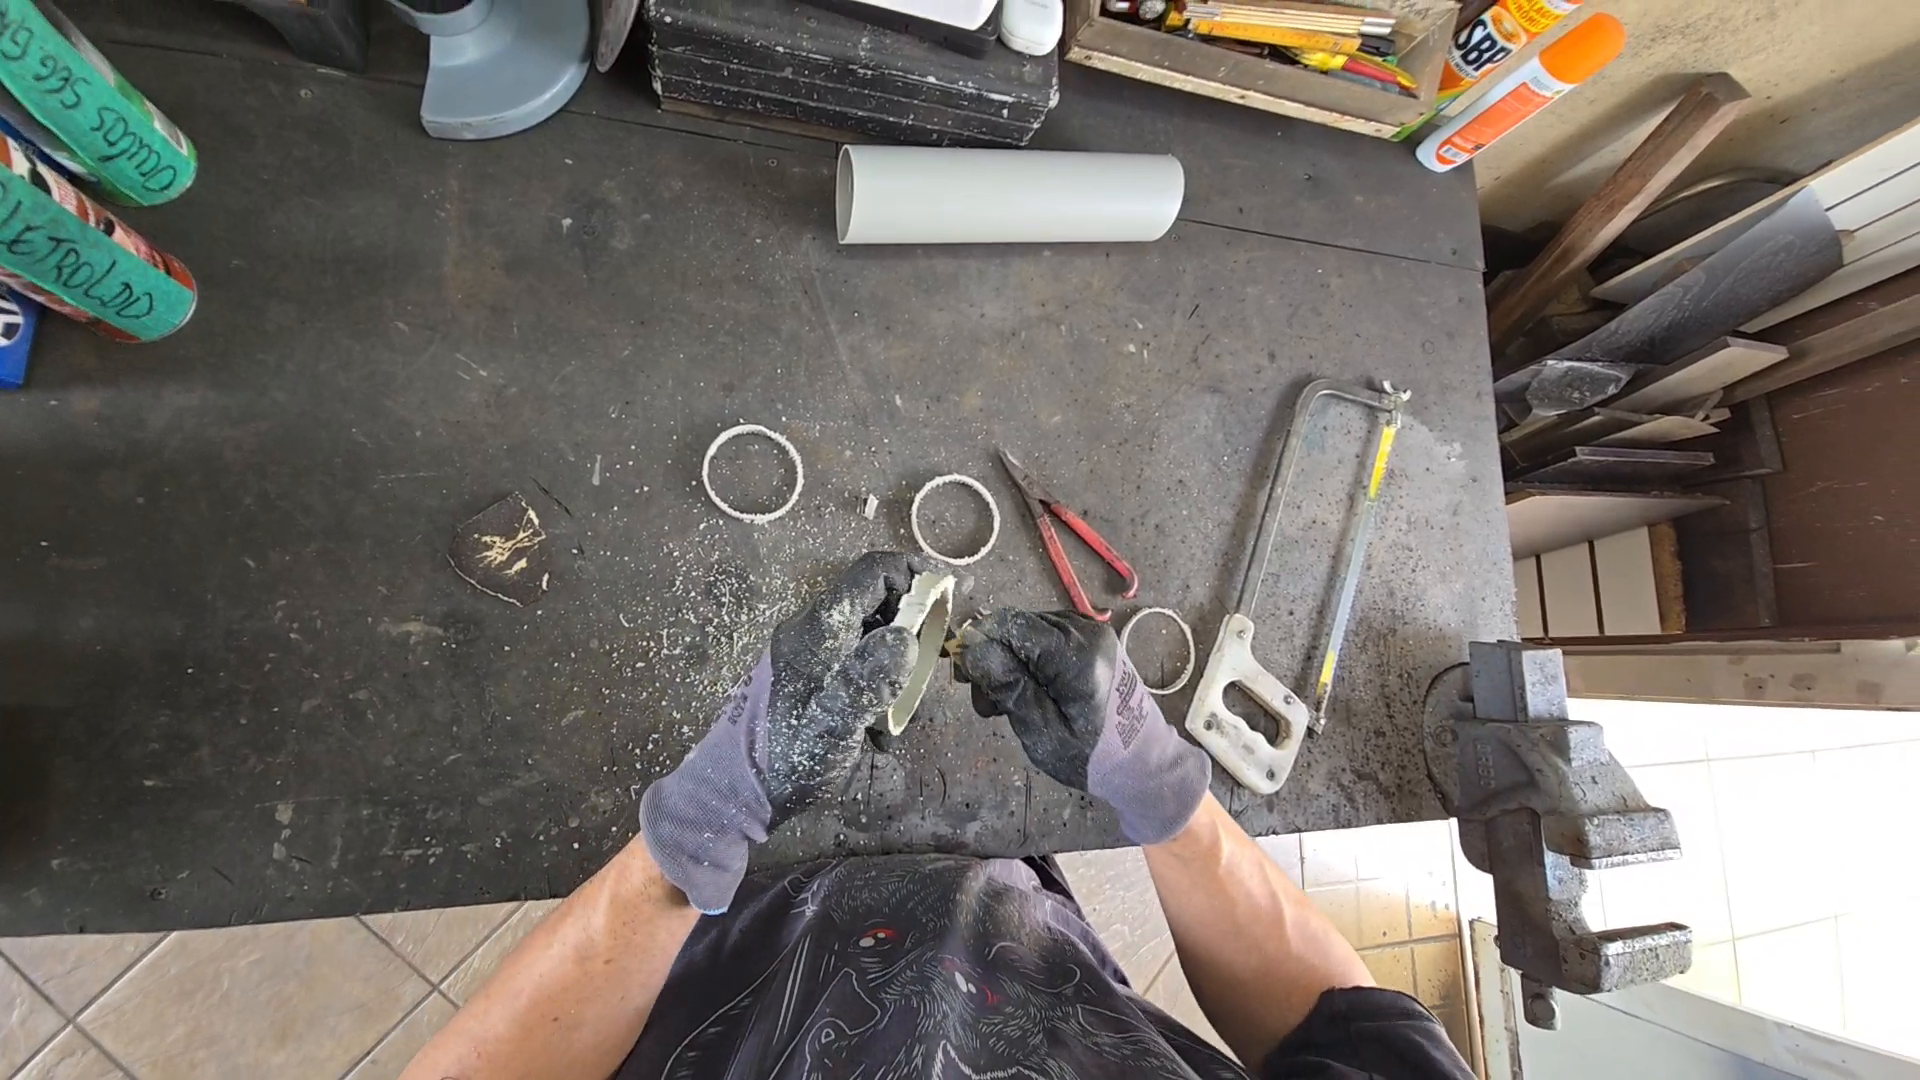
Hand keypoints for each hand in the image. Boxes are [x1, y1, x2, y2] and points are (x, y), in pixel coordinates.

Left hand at [641, 551, 927, 912]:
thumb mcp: (834, 725)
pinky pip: (856, 659)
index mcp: (821, 627)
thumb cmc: (785, 759)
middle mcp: (815, 627)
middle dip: (913, 628)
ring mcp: (811, 648)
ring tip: (900, 714)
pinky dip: (876, 682)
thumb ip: (869, 679)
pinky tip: (878, 725)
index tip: (946, 601)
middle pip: (878, 600)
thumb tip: (906, 637)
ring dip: (897, 665)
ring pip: (871, 632)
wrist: (736, 791)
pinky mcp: (810, 671)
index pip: (874, 571)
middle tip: (931, 667)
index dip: (915, 576)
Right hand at [952, 609, 1208, 844]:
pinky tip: (1026, 689)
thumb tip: (972, 647)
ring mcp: (1090, 631)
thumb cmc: (1093, 757)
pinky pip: (1044, 637)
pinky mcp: (1091, 638)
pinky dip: (1027, 659)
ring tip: (1004, 703)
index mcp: (1075, 654)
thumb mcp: (1042, 731)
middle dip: (992, 658)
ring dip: (1007, 661)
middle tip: (985, 703)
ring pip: (1026, 630)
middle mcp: (1084, 630)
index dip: (979, 644)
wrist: (1144, 762)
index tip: (963, 676)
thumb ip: (1009, 686)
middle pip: (1016, 625)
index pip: (1010, 625)